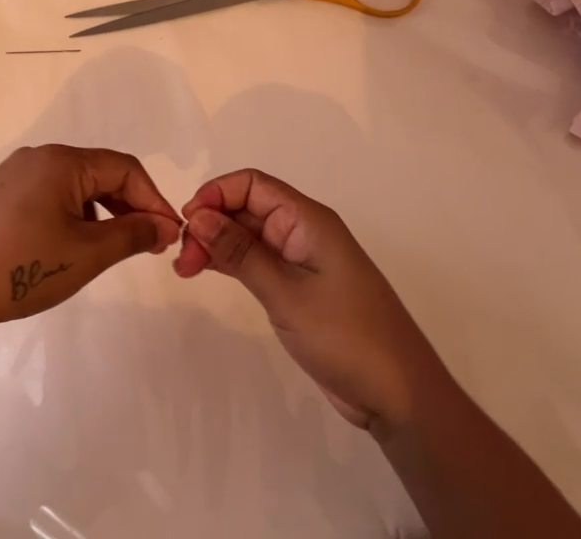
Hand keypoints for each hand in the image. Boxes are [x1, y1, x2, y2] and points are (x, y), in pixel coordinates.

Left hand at [0, 145, 182, 333]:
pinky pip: (52, 194)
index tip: (170, 235)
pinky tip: (76, 245)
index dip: (153, 200)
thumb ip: (133, 233)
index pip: (124, 168)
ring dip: (104, 212)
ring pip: (76, 185)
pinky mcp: (3, 194)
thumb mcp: (88, 253)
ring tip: (116, 249)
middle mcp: (38, 157)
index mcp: (60, 161)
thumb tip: (164, 225)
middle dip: (130, 206)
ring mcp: (16, 174)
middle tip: (150, 245)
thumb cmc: (25, 268)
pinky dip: (75, 215)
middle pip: (100, 172)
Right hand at [173, 169, 450, 436]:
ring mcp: (300, 260)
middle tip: (183, 259)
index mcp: (308, 220)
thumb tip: (197, 215)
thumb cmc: (346, 337)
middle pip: (246, 208)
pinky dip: (229, 263)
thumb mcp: (286, 293)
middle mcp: (302, 232)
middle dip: (210, 223)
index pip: (253, 184)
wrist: (398, 395)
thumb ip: (239, 252)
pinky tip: (205, 273)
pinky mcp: (296, 287)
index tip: (187, 222)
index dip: (215, 194)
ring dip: (215, 245)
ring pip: (246, 235)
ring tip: (185, 269)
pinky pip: (254, 260)